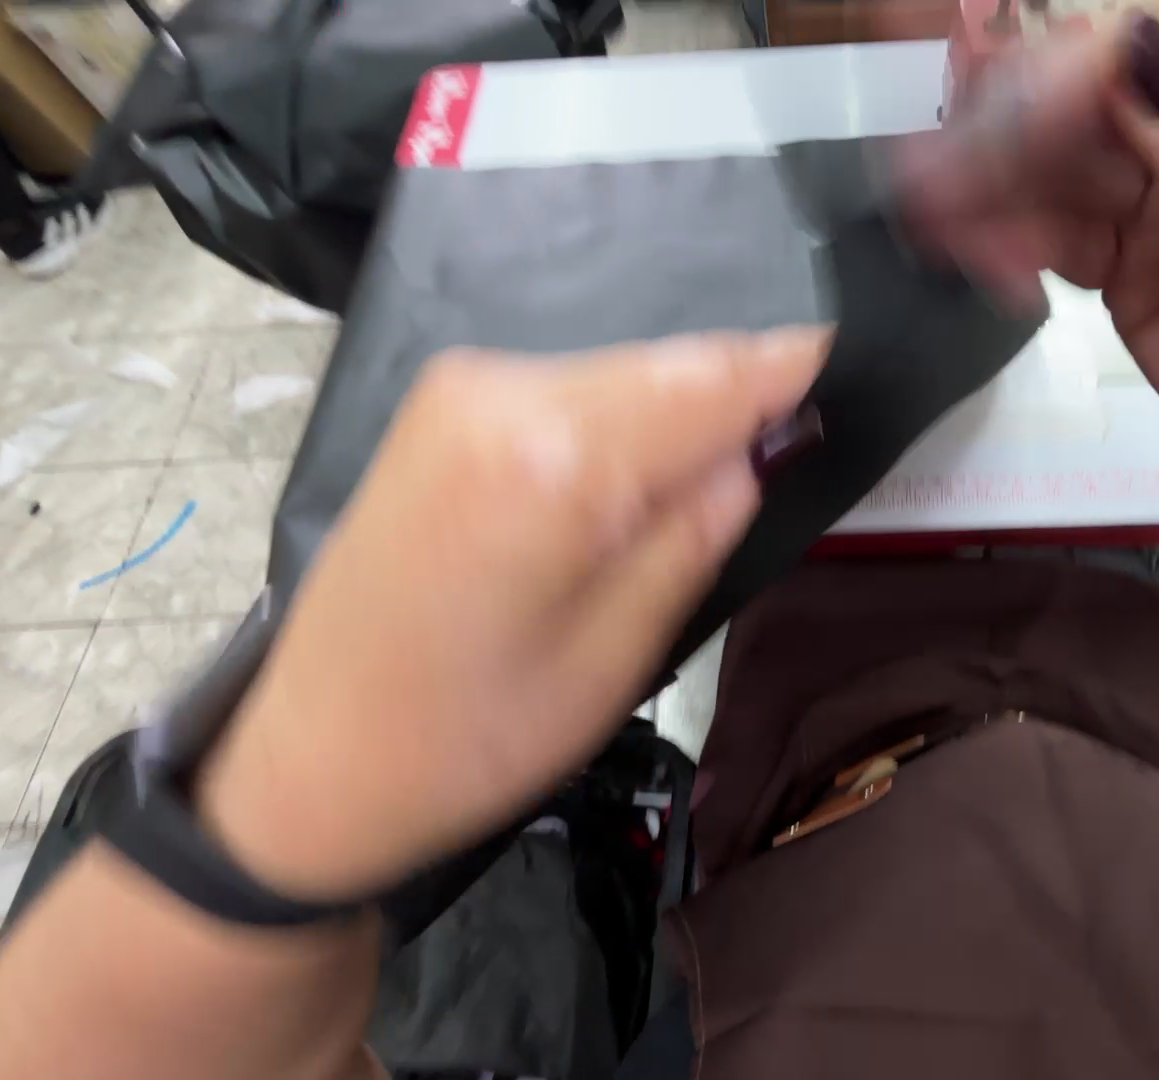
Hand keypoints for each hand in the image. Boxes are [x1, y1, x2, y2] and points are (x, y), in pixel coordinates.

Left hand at [197, 329, 829, 899]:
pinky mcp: (446, 406)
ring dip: (688, 403)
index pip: (707, 384)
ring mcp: (463, 390)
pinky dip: (634, 412)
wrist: (311, 759)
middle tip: (804, 412)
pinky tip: (656, 456)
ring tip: (738, 445)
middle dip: (743, 386)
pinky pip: (577, 388)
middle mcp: (503, 393)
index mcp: (553, 462)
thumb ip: (694, 533)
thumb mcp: (618, 654)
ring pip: (624, 371)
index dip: (786, 367)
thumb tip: (749, 454)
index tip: (846, 353)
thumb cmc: (475, 736)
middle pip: (668, 365)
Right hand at [901, 0, 1158, 569]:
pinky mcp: (1127, 263)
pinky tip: (970, 256)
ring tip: (923, 214)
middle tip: (928, 171)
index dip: (1078, 72)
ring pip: (1061, 176)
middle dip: (1011, 137)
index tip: (997, 111)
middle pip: (1096, 105)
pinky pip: (1056, 239)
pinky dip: (1009, 246)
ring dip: (990, 194)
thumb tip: (1140, 54)